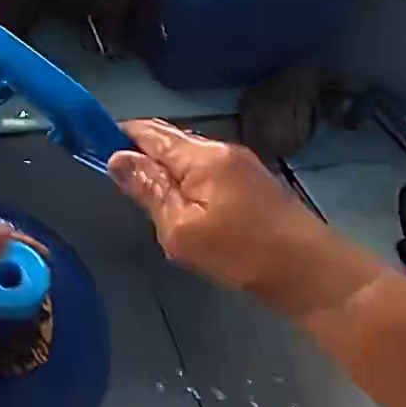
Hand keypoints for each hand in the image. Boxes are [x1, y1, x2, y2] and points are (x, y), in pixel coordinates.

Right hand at [108, 120, 385, 318]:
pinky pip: (204, 169)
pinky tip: (177, 203)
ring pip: (186, 156)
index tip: (91, 148)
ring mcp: (239, 163)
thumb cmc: (241, 254)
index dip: (117, 135)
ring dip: (161, 168)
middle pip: (168, 140)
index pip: (148, 132)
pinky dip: (182, 179)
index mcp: (201, 156)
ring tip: (143, 196)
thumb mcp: (181, 229)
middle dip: (139, 152)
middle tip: (116, 181)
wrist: (314, 274)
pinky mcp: (251, 181)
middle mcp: (220, 149)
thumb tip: (117, 158)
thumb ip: (149, 191)